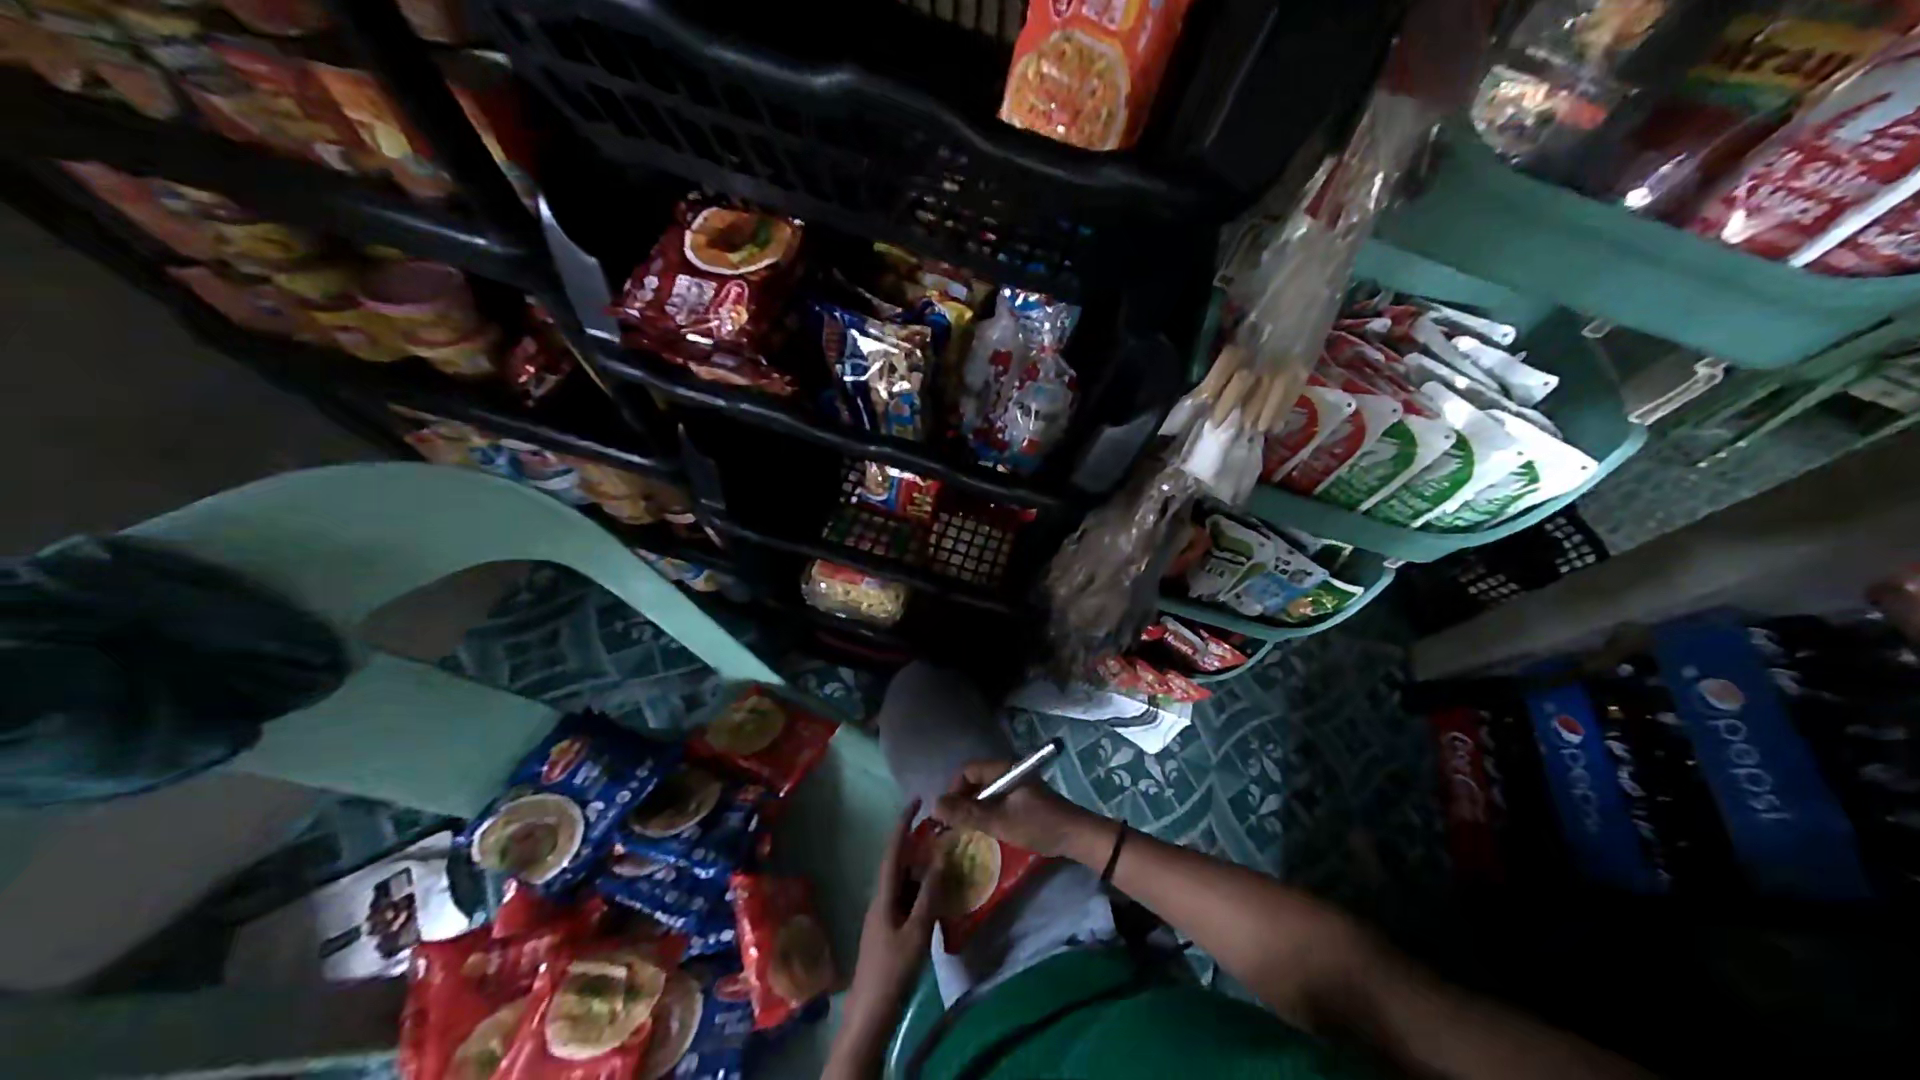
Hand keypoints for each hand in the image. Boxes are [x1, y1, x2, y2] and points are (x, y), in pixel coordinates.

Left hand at [843, 799, 946, 1024]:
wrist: (871, 1012)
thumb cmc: (893, 969)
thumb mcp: (917, 931)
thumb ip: (929, 895)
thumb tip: (939, 858)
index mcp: (883, 896)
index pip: (893, 851)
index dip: (903, 824)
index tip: (916, 801)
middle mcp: (880, 900)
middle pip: (899, 865)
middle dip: (918, 847)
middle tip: (942, 834)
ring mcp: (883, 917)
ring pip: (904, 884)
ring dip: (922, 872)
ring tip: (947, 862)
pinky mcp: (889, 932)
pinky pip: (907, 901)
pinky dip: (922, 892)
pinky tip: (939, 898)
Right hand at [932, 759, 1108, 860]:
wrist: (1076, 836)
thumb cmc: (1038, 825)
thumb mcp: (999, 821)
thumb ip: (966, 813)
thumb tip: (934, 805)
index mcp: (1004, 768)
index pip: (967, 770)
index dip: (954, 790)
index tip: (949, 814)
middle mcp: (1009, 771)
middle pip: (975, 780)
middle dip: (962, 801)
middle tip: (954, 824)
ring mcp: (1017, 785)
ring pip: (986, 792)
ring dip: (974, 809)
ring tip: (967, 829)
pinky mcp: (1023, 798)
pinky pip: (997, 800)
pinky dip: (987, 812)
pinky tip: (986, 829)